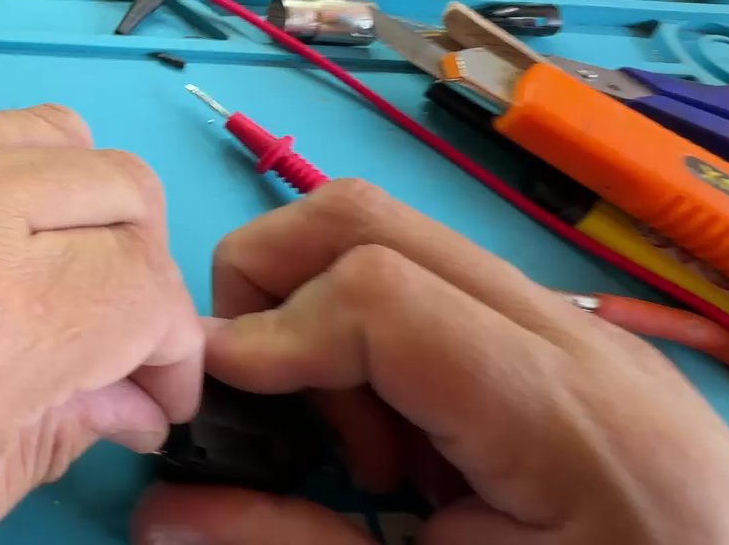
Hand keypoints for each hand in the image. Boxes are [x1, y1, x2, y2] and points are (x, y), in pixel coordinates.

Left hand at [0, 105, 203, 542]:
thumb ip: (42, 444)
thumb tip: (119, 399)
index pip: (149, 291)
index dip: (174, 351)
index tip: (152, 393)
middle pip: (121, 190)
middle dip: (141, 271)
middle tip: (104, 343)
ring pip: (59, 136)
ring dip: (80, 208)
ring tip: (45, 284)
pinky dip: (12, 175)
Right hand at [132, 178, 728, 544]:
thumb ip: (290, 544)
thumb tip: (157, 514)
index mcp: (568, 419)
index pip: (376, 293)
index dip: (268, 330)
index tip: (220, 394)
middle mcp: (571, 336)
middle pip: (362, 218)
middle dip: (265, 274)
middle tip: (260, 380)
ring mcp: (569, 321)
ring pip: (379, 227)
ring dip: (310, 299)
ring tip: (345, 422)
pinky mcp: (558, 330)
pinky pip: (416, 273)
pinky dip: (357, 321)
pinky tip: (393, 425)